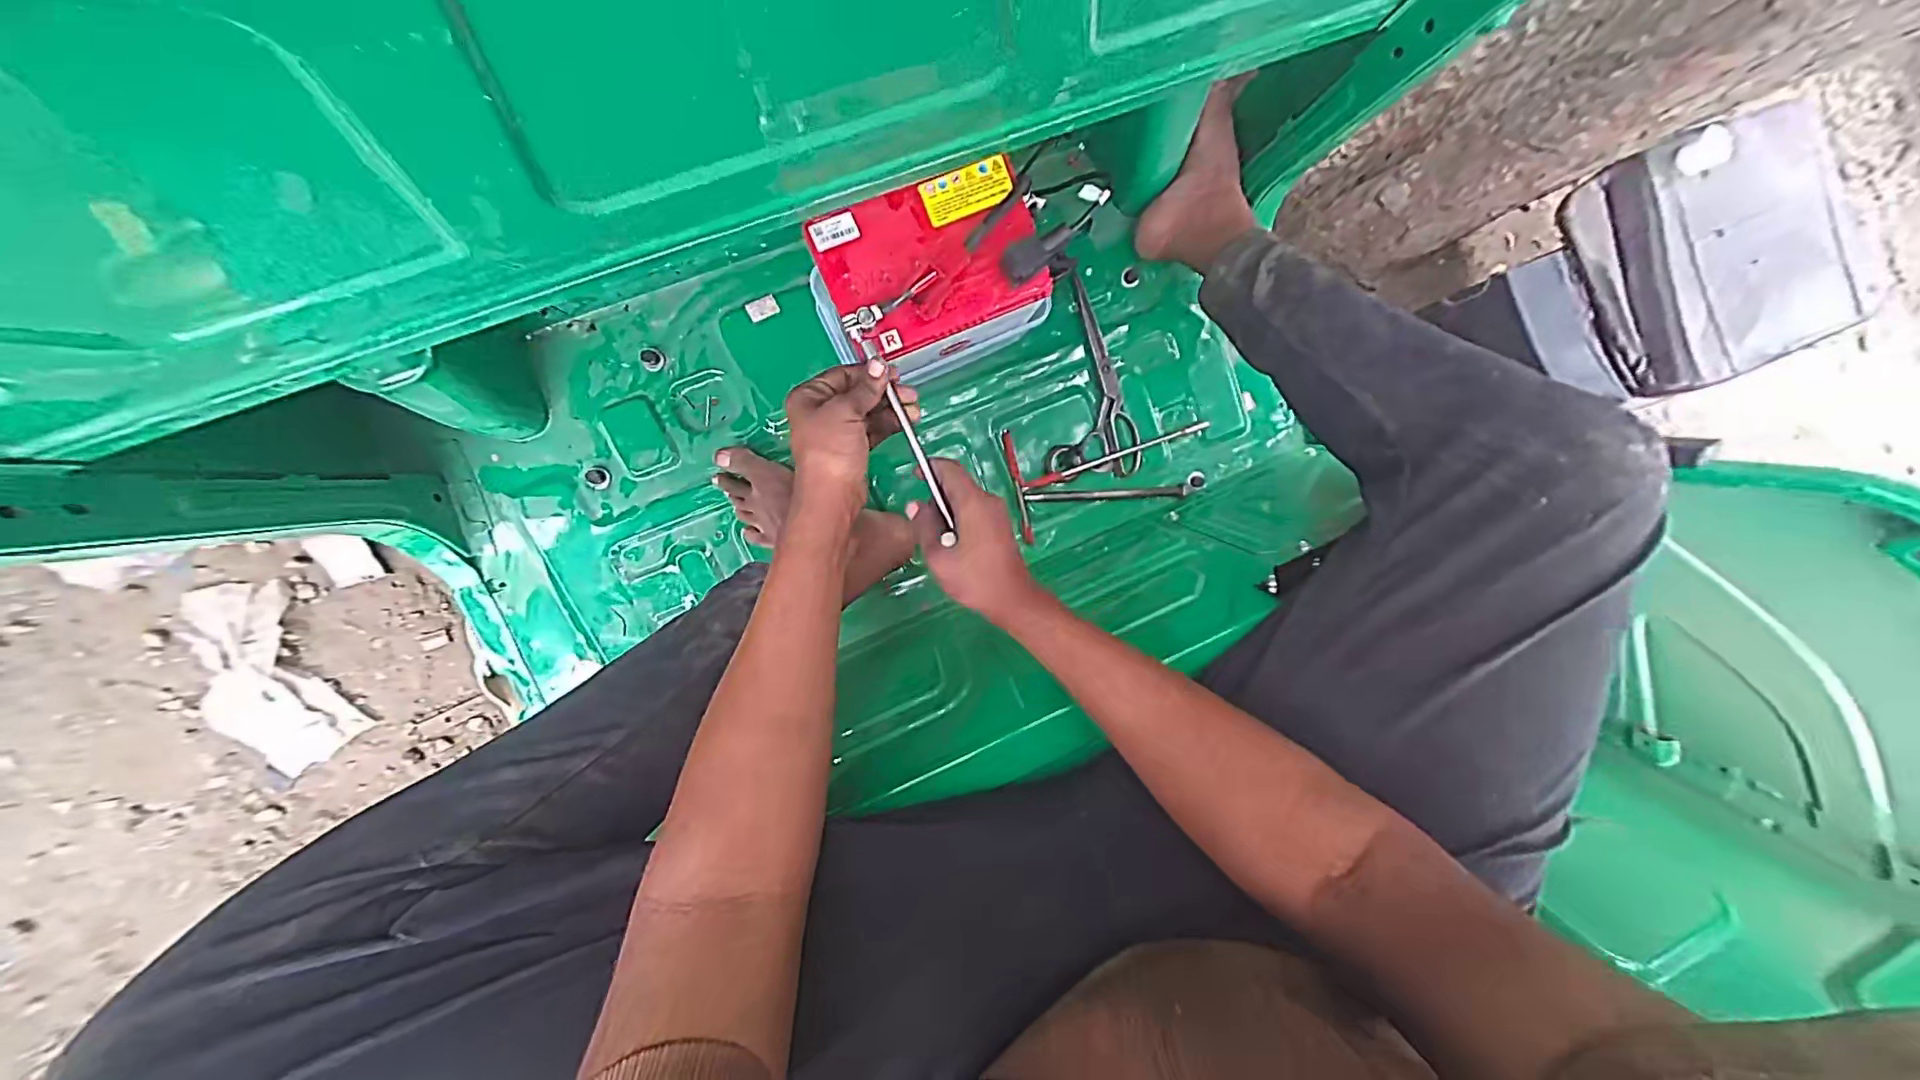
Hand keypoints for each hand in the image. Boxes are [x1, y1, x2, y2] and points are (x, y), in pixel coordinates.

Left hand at [784, 360, 920, 508]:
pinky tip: (906, 420)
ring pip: (868, 411)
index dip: (868, 373)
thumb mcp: (846, 411)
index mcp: (809, 396)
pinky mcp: (852, 447)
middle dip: (884, 392)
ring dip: (891, 408)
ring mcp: (837, 431)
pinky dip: (889, 423)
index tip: (891, 373)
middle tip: (907, 392)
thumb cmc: (830, 452)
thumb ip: (865, 388)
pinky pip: (873, 428)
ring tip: (912, 407)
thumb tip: (879, 364)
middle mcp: (821, 411)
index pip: (842, 375)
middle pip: (857, 393)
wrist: (833, 495)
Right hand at [906, 459, 1048, 622]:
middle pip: (958, 483)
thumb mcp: (938, 556)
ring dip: (947, 508)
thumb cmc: (974, 579)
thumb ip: (924, 526)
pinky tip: (953, 542)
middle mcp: (988, 500)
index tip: (914, 477)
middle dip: (937, 494)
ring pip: (966, 497)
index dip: (929, 467)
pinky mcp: (1001, 523)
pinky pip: (975, 509)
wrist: (1012, 598)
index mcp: (973, 502)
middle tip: (922, 520)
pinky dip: (960, 516)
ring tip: (937, 537)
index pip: (949, 469)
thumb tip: (916, 506)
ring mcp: (997, 512)